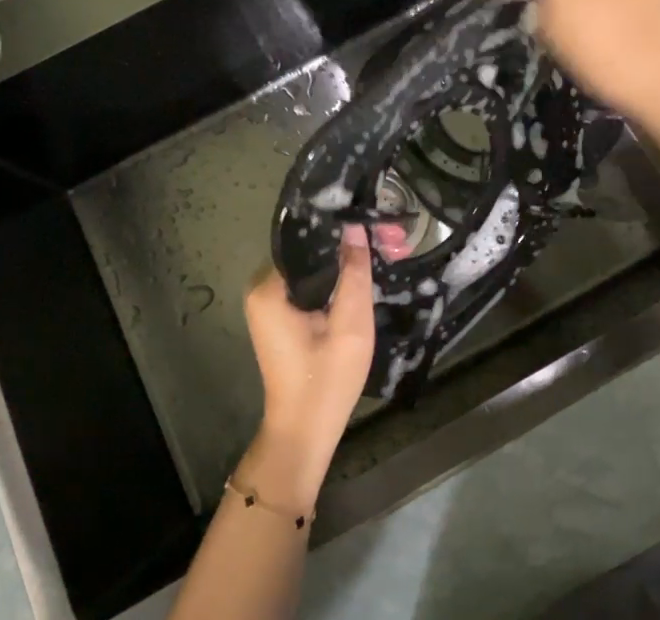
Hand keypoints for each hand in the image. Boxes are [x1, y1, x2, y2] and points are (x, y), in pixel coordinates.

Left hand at [244, 224, 376, 485]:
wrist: (305, 432)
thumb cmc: (327, 381)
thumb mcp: (350, 325)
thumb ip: (353, 272)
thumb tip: (355, 227)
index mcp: (269, 286)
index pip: (309, 239)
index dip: (348, 228)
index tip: (384, 226)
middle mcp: (262, 287)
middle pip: (312, 251)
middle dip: (353, 242)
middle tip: (396, 240)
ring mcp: (270, 302)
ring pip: (315, 267)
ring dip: (349, 260)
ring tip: (388, 249)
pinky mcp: (281, 315)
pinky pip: (312, 284)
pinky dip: (338, 279)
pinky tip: (366, 272)